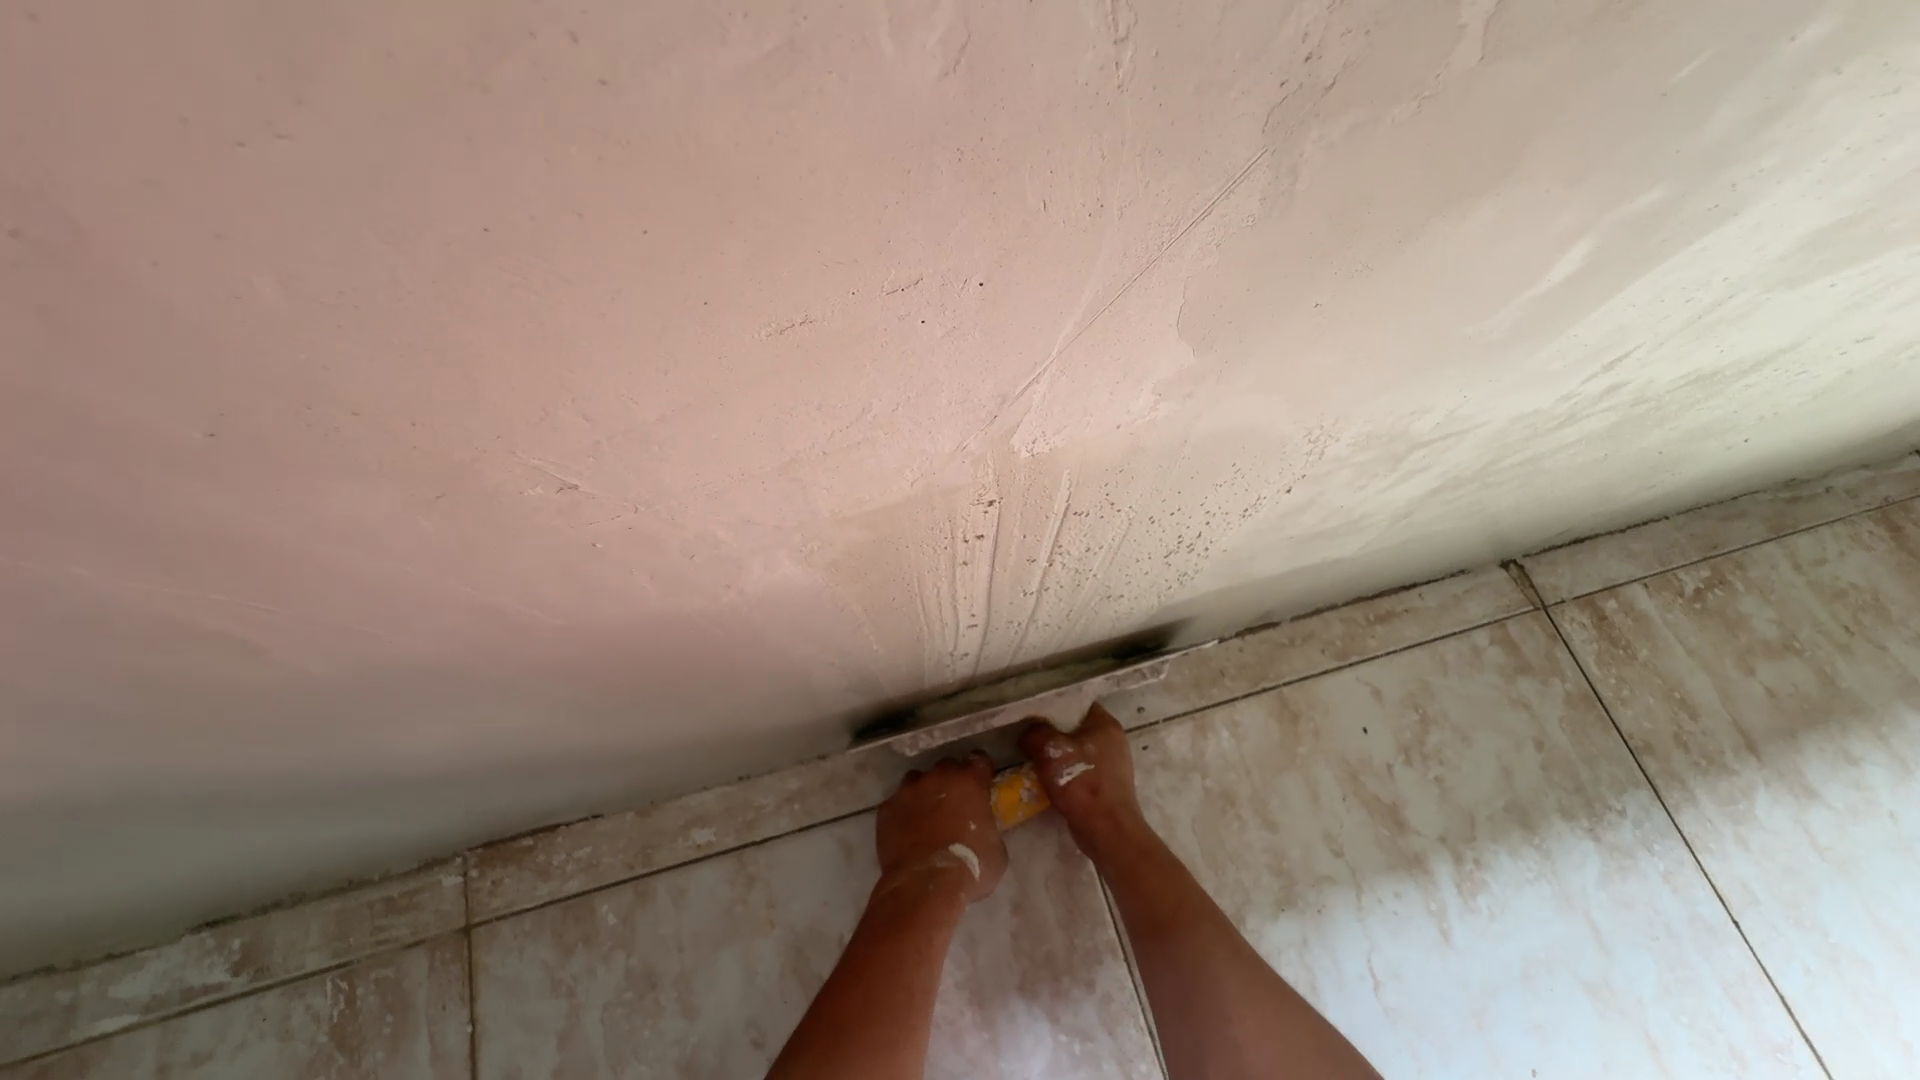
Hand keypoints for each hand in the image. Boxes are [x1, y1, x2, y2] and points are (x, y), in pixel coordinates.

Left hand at [875, 752, 1007, 903]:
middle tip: (954, 804)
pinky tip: (906, 832)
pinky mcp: (887, 808)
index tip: (980, 783)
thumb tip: (982, 827)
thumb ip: (988, 826)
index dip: (980, 771)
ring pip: (917, 780)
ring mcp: (909, 790)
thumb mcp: (996, 848)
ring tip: (927, 817)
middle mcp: (938, 777)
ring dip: (924, 792)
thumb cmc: (970, 868)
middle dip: (951, 780)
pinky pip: (897, 804)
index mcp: (970, 781)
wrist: (925, 885)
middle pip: (947, 766)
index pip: (979, 760)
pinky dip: (903, 813)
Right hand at [1018, 703, 1152, 862]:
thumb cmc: (1081, 783)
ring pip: (1075, 751)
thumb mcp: (1050, 751)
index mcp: (1105, 724)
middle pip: (1075, 727)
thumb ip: (1035, 734)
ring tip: (1030, 755)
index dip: (1053, 703)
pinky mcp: (1104, 785)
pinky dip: (1062, 773)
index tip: (1030, 709)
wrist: (1107, 830)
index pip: (1076, 702)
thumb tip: (1028, 733)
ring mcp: (1110, 764)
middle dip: (1051, 731)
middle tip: (1026, 732)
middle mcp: (1112, 740)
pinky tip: (1044, 778)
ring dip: (1055, 755)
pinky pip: (1078, 770)